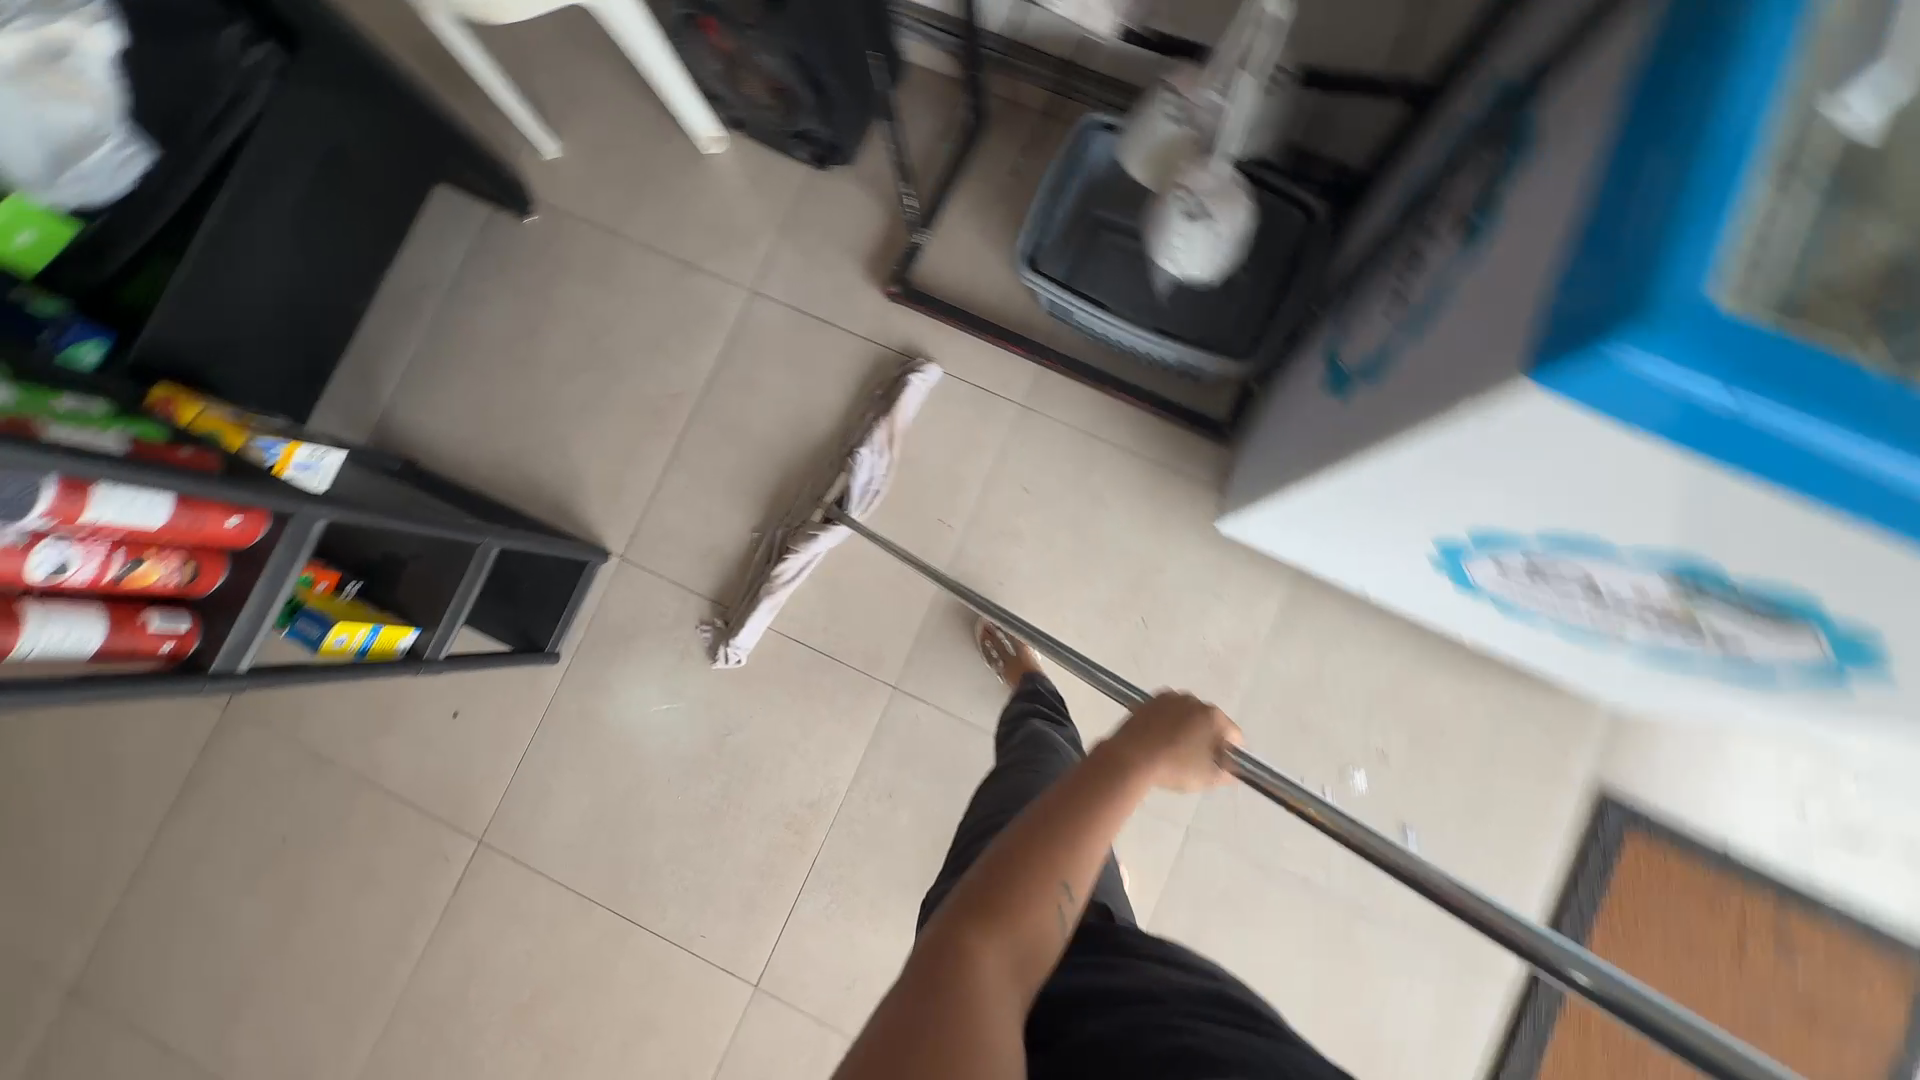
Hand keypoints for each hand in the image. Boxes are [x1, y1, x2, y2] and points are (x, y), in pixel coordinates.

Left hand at [1106, 692, 1241, 792]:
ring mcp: (1168, 698)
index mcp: (1213, 716)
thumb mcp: (1208, 778)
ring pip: (1187, 715)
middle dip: (1208, 738)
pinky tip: (1159, 741)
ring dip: (1186, 729)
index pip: (1234, 734)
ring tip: (1175, 751)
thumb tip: (1230, 770)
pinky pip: (1166, 713)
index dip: (1231, 752)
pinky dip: (1167, 723)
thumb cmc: (1175, 767)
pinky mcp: (1148, 701)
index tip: (1222, 765)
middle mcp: (1193, 700)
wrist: (1131, 757)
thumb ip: (1226, 773)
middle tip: (1198, 760)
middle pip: (1210, 721)